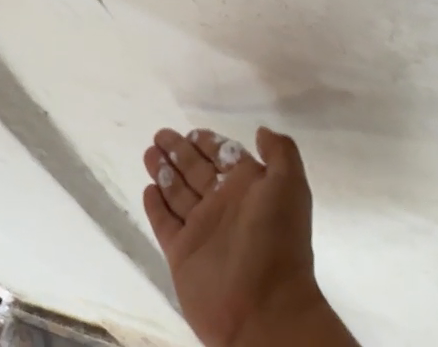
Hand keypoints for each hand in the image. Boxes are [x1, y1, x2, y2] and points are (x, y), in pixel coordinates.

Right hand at [142, 127, 357, 346]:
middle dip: (180, 151)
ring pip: (178, 193)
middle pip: (197, 170)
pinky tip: (148, 189)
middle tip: (160, 134)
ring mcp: (202, 229)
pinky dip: (156, 206)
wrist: (263, 306)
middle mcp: (225, 204)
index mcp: (250, 187)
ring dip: (164, 172)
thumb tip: (260, 131)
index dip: (209, 142)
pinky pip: (165, 223)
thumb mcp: (290, 185)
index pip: (225, 156)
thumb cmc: (277, 239)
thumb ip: (279, 152)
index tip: (191, 131)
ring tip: (149, 152)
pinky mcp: (182, 253)